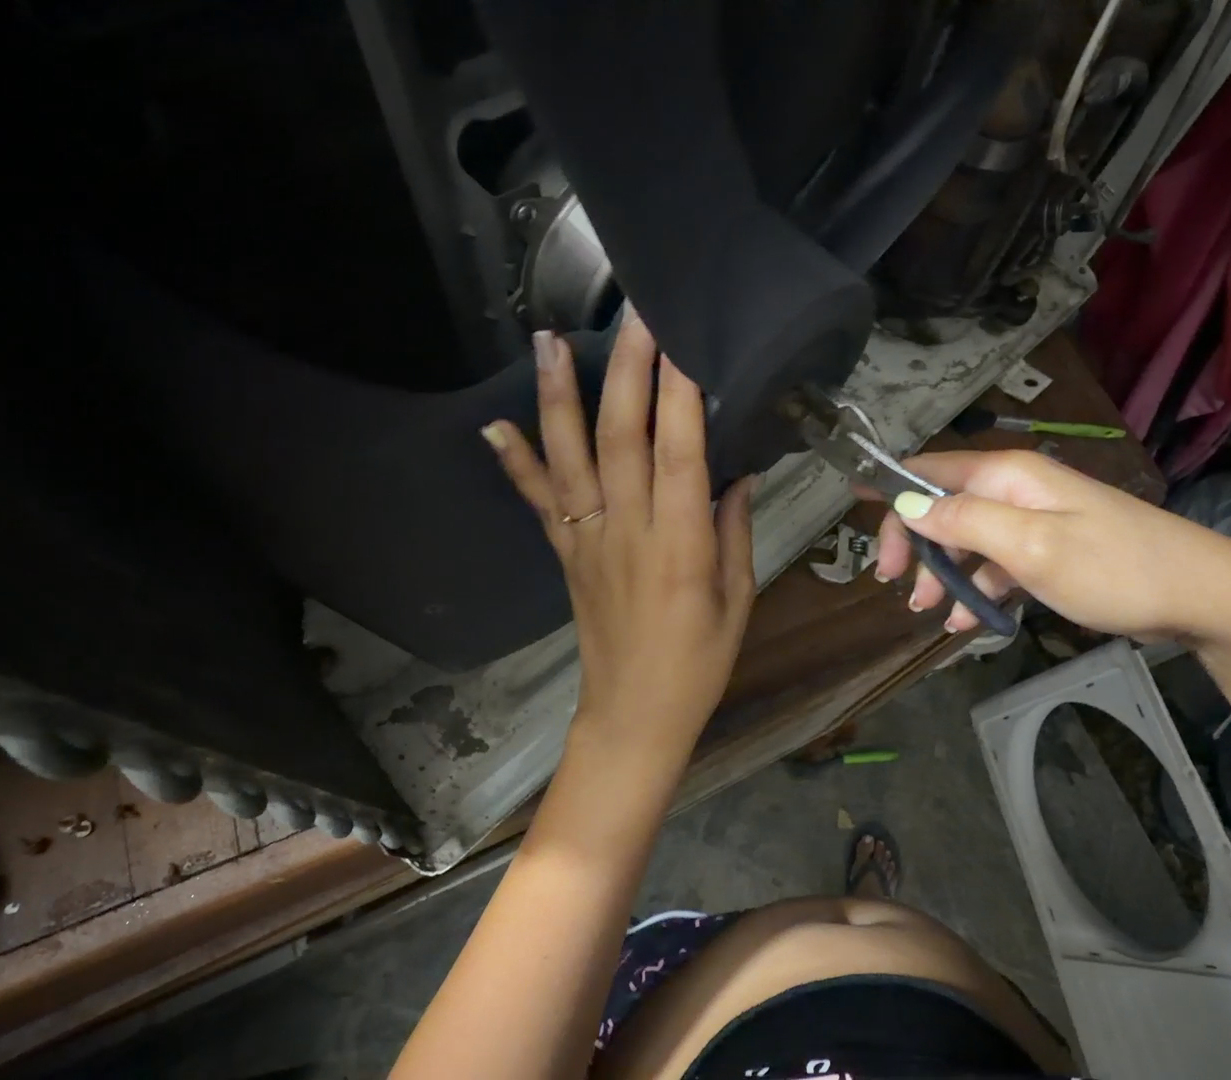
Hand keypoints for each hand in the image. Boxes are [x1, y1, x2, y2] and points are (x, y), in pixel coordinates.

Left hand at [480, 315, 755, 742]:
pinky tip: (492, 425)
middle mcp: (626, 531)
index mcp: (680, 546)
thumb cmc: (699, 662)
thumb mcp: (738, 599)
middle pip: (620, 438)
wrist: (633, 713)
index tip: (683, 338)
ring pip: (569, 456)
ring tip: (549, 338)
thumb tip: (736, 472)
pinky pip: (537, 500)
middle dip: (625, 369)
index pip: (679, 453)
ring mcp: (586, 539)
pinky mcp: (564, 552)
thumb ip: (734, 530)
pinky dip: (514, 461)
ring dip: (558, 395)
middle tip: (633, 312)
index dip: (680, 393)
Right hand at [870, 450, 1230, 641]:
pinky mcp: (1051, 553)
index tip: (855, 516)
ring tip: (927, 612)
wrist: (1199, 597)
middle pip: (944, 507)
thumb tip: (905, 503)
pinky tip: (967, 622)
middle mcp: (1017, 491)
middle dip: (914, 544)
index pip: (930, 471)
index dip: (890, 490)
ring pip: (968, 541)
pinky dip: (977, 591)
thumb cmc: (1113, 568)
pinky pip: (997, 566)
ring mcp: (1035, 522)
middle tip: (892, 583)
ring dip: (942, 574)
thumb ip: (964, 523)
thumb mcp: (1031, 547)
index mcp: (1008, 476)